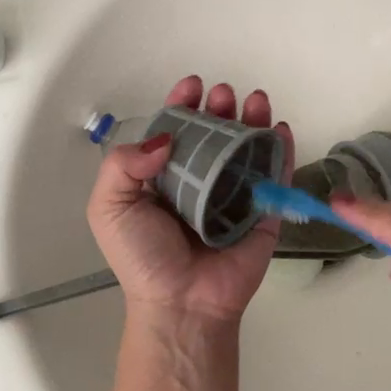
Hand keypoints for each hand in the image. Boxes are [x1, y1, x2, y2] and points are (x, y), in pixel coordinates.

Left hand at [87, 76, 293, 322]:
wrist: (180, 303)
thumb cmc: (141, 257)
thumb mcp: (109, 206)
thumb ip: (123, 165)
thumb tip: (165, 139)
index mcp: (162, 178)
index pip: (175, 132)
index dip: (183, 105)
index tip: (192, 86)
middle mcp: (199, 182)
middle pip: (214, 134)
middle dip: (219, 108)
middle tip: (223, 95)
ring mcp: (233, 196)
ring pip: (246, 148)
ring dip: (252, 119)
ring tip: (254, 100)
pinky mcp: (263, 214)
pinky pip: (275, 177)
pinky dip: (281, 150)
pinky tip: (280, 129)